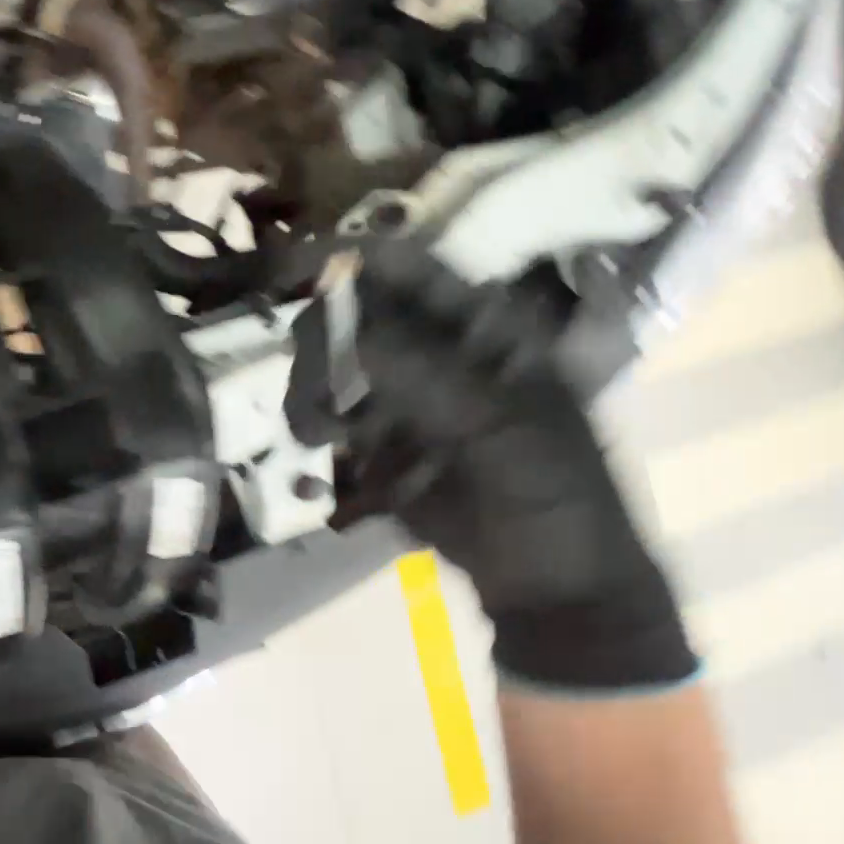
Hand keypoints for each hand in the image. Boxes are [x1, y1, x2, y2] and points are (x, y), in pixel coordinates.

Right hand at [289, 246, 697, 690]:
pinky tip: (320, 445)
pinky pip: (328, 412)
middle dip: (322, 343)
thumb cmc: (553, 500)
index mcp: (484, 330)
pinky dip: (313, 423)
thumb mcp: (504, 435)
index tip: (290, 268)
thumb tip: (351, 329)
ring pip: (330, 362)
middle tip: (317, 385)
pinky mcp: (379, 436)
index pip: (411, 268)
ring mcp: (403, 392)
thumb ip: (429, 378)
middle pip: (353, 312)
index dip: (352, 258)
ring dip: (312, 390)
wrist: (551, 586)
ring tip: (319, 433)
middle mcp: (435, 348)